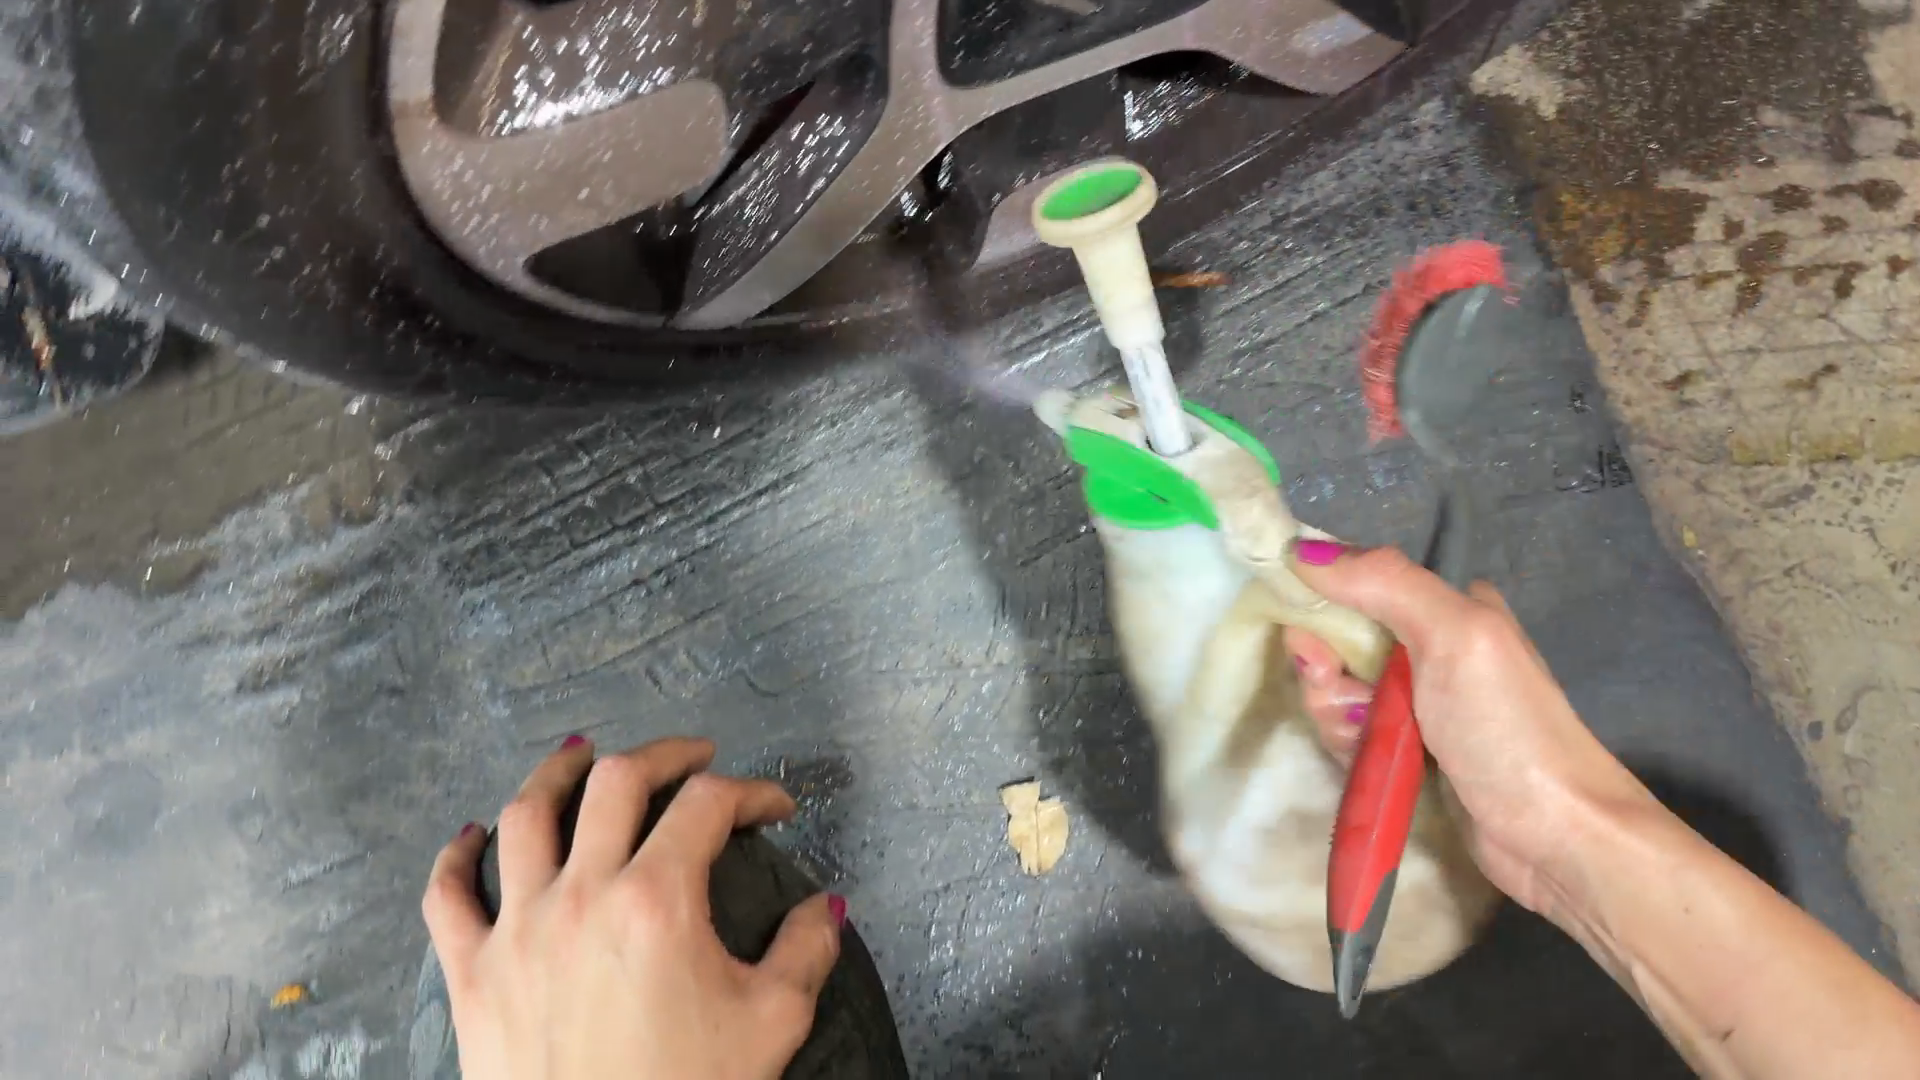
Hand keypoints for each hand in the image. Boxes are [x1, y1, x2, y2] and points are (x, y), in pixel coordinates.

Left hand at [422, 735, 845, 1079]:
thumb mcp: (772, 1022)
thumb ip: (808, 949)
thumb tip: (829, 905)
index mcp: (658, 898)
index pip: (711, 803)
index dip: (754, 791)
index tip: (777, 808)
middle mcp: (583, 893)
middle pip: (617, 780)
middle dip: (666, 754)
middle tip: (696, 756)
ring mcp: (517, 929)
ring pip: (526, 815)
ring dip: (557, 772)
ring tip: (583, 751)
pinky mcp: (469, 974)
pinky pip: (447, 898)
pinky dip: (456, 857)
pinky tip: (472, 835)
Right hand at [1281, 539, 1657, 915]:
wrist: (1555, 838)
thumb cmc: (1506, 728)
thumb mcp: (1454, 637)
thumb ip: (1383, 583)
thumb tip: (1299, 548)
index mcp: (1449, 606)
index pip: (1357, 584)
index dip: (1320, 607)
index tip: (1311, 643)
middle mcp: (1428, 646)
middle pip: (1336, 640)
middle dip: (1326, 672)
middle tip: (1351, 699)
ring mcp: (1414, 699)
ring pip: (1334, 687)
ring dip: (1335, 712)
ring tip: (1368, 738)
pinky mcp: (1401, 745)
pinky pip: (1345, 726)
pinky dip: (1345, 740)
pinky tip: (1368, 756)